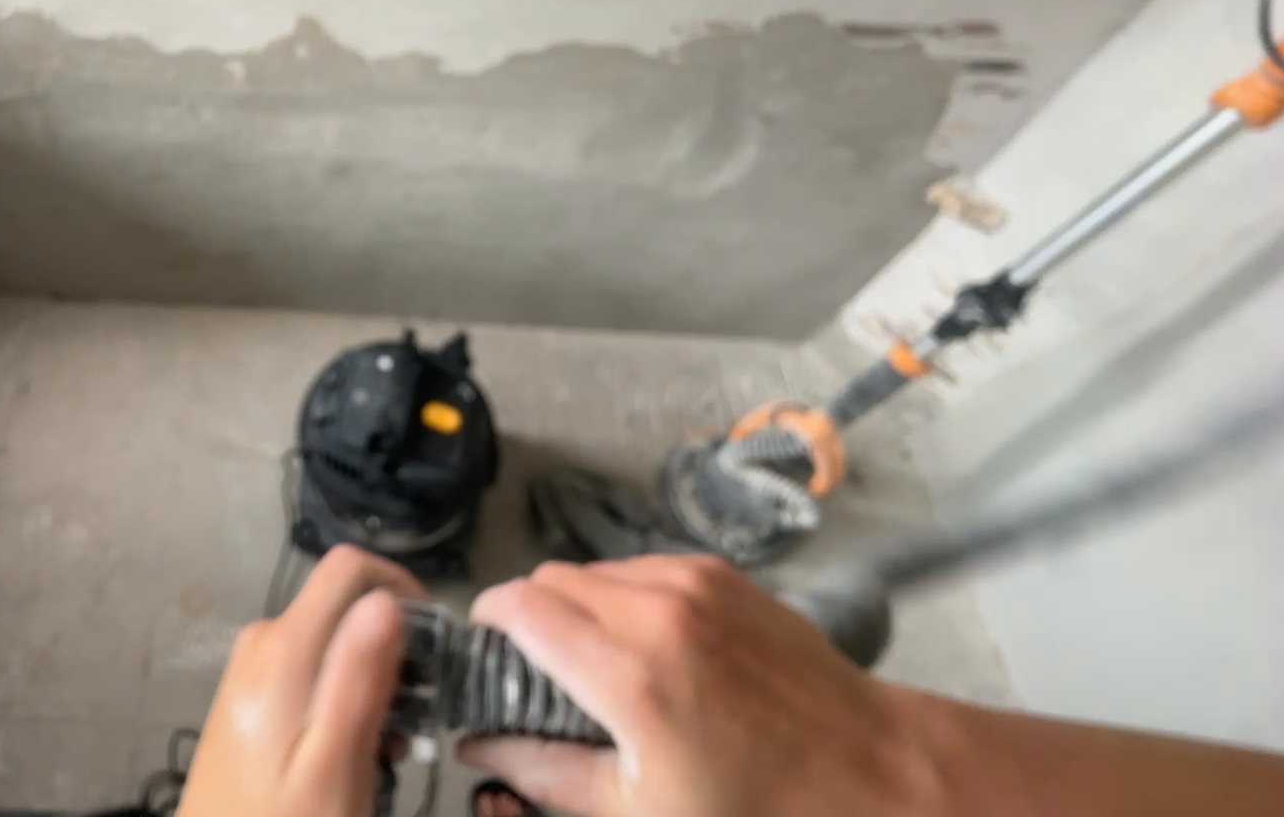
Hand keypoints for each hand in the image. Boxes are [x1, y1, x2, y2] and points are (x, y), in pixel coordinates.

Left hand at [178, 546, 426, 816]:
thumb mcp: (333, 766)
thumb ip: (358, 677)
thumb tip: (386, 597)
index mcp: (284, 646)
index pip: (348, 566)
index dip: (399, 586)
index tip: (431, 643)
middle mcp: (264, 639)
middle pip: (344, 605)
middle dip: (390, 647)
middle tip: (415, 719)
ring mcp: (252, 665)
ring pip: (333, 640)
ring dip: (371, 678)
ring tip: (389, 748)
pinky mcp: (250, 693)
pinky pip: (311, 668)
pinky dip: (343, 694)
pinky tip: (354, 749)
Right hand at [459, 555, 942, 816]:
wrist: (881, 774)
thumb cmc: (757, 812)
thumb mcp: (642, 814)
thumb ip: (544, 771)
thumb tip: (477, 742)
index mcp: (629, 674)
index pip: (519, 606)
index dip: (489, 619)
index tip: (487, 647)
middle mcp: (651, 608)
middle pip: (548, 579)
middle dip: (531, 614)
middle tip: (545, 663)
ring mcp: (686, 579)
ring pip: (590, 570)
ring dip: (578, 603)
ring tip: (606, 656)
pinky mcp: (712, 568)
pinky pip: (636, 567)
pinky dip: (622, 595)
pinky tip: (653, 640)